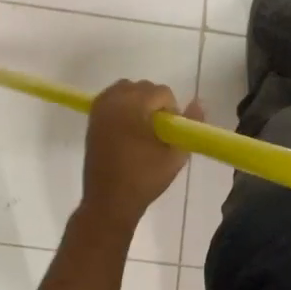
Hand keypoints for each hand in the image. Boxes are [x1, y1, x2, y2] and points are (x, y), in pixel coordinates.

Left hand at [81, 79, 199, 224]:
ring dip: (138, 103)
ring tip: (143, 131)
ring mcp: (99, 109)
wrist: (109, 201)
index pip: (161, 92)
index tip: (170, 133)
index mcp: (133, 106)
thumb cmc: (144, 180)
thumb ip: (189, 126)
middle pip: (143, 87)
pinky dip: (123, 108)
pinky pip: (111, 100)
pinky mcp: (92, 120)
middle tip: (158, 133)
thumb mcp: (175, 155)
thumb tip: (198, 103)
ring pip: (125, 90)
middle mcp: (113, 100)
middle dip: (155, 104)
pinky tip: (129, 132)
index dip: (172, 110)